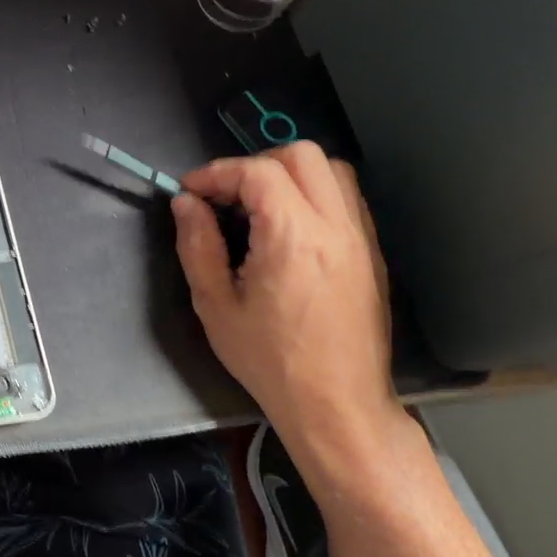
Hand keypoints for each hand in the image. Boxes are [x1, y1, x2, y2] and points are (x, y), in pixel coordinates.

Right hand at [171, 142, 407, 473]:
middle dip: (253, 164)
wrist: (335, 400)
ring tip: (253, 207)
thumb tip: (186, 204)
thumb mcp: (214, 304)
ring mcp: (360, 238)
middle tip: (223, 196)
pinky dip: (309, 194)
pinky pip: (344, 198)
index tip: (189, 192)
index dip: (216, 172)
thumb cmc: (267, 357)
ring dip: (286, 175)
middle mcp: (335, 227)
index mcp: (292, 239)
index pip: (258, 172)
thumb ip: (198, 245)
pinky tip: (282, 227)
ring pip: (330, 170)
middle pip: (301, 156)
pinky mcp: (370, 252)